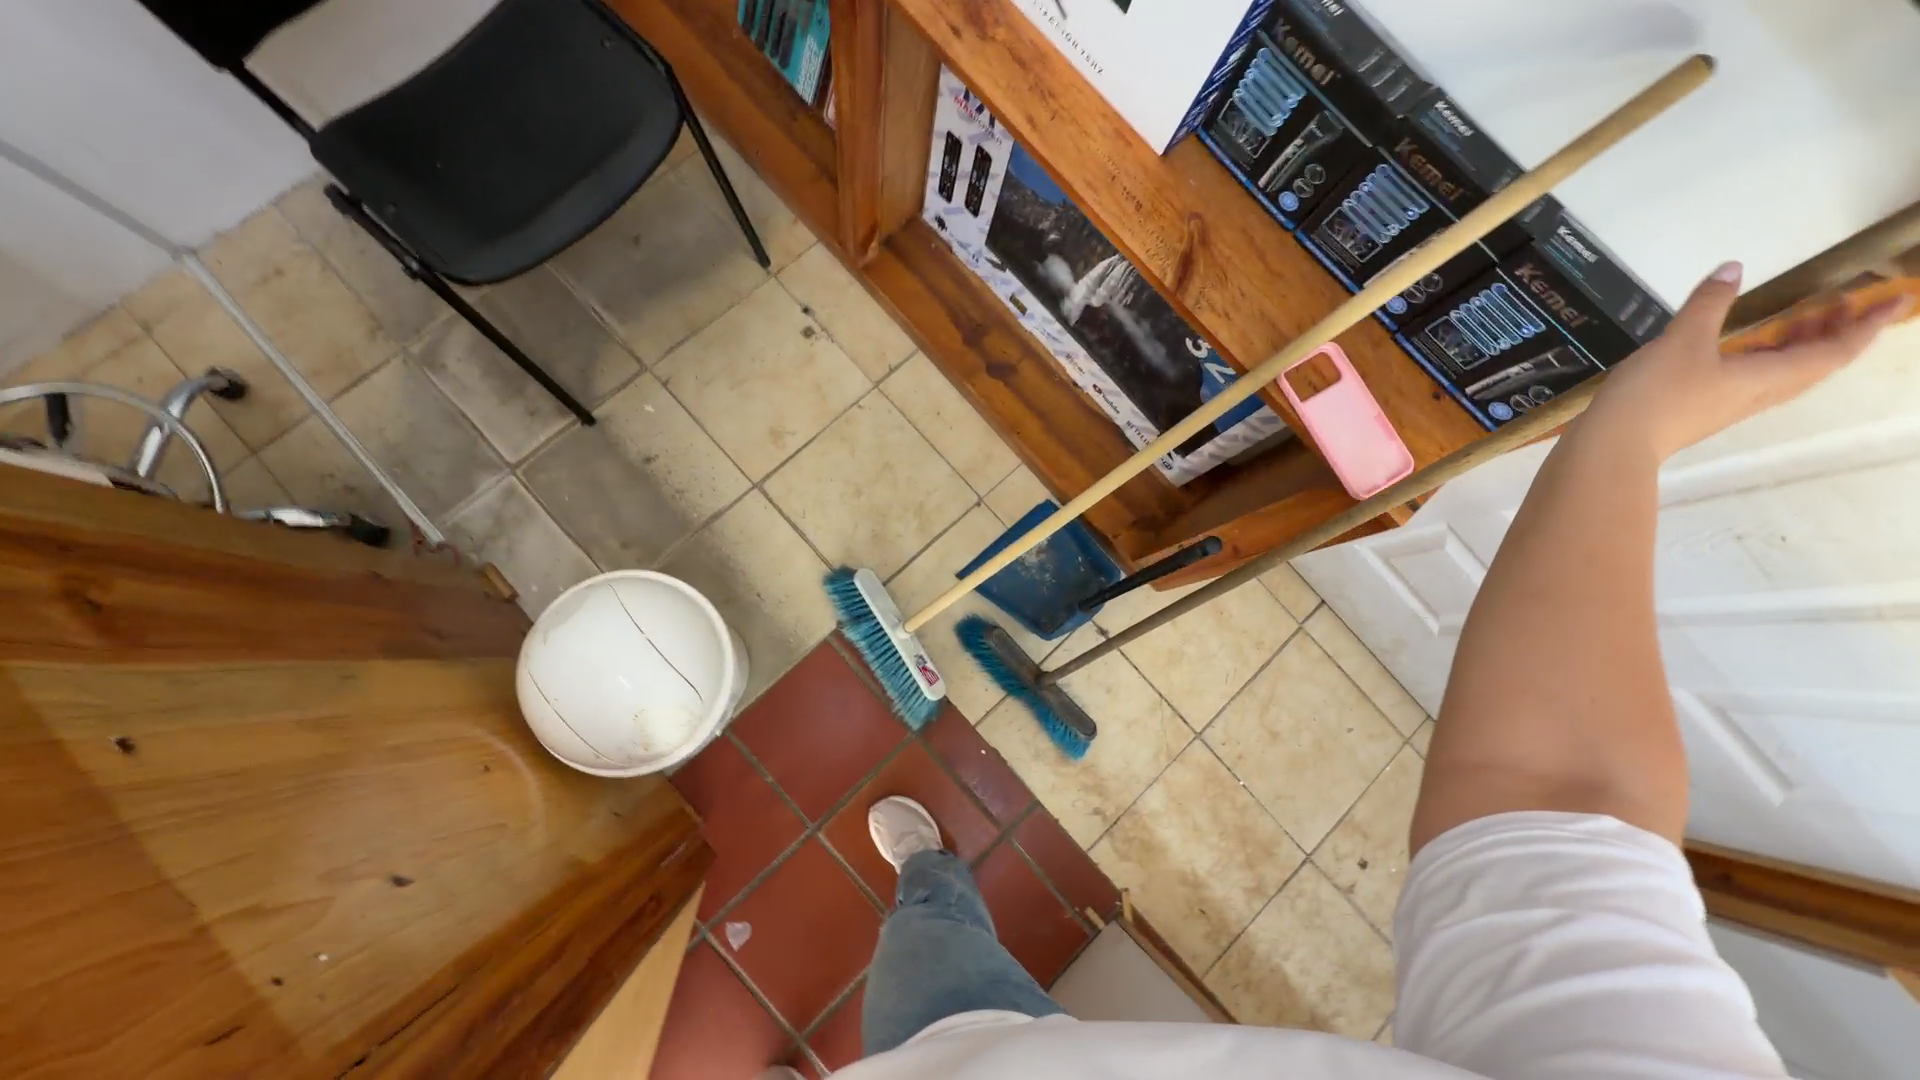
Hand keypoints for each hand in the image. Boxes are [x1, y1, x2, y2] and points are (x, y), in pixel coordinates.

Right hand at [1583, 260, 1908, 459]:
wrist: (1613, 445)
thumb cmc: (1656, 393)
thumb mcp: (1682, 340)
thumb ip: (1707, 303)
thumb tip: (1732, 269)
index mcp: (1767, 376)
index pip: (1834, 351)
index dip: (1866, 325)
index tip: (1894, 301)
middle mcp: (1758, 394)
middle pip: (1813, 365)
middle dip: (1832, 333)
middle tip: (1837, 303)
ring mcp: (1729, 406)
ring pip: (1782, 374)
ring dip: (1796, 347)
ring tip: (1791, 321)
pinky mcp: (1701, 412)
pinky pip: (1752, 381)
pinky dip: (1763, 359)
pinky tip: (1737, 349)